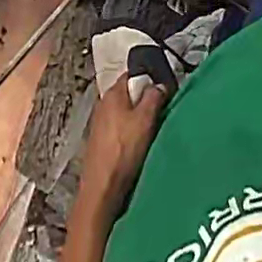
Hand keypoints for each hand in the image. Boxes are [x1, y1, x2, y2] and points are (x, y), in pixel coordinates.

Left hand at [75, 72, 165, 215]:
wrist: (102, 188)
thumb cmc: (124, 150)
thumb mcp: (145, 120)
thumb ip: (153, 97)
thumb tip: (159, 84)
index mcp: (112, 93)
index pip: (131, 74)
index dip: (148, 78)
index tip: (162, 89)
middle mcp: (103, 103)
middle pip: (128, 93)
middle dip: (143, 100)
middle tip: (160, 111)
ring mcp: (99, 122)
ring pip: (124, 112)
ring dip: (137, 118)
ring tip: (151, 130)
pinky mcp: (100, 140)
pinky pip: (118, 127)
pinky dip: (129, 132)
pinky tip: (137, 145)